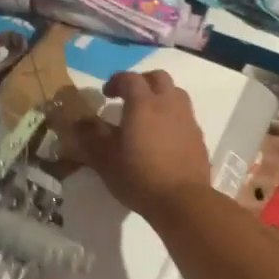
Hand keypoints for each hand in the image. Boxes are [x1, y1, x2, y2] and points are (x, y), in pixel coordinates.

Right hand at [66, 71, 213, 218]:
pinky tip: (164, 137)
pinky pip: (185, 115)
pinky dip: (173, 116)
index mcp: (143, 104)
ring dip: (161, 96)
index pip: (130, 78)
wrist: (182, 200)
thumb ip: (91, 138)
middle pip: (158, 77)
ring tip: (149, 115)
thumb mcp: (106, 160)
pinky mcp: (198, 136)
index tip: (106, 95)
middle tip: (129, 98)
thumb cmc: (139, 177)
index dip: (116, 81)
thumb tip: (79, 123)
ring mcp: (187, 119)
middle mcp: (168, 104)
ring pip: (176, 93)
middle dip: (142, 82)